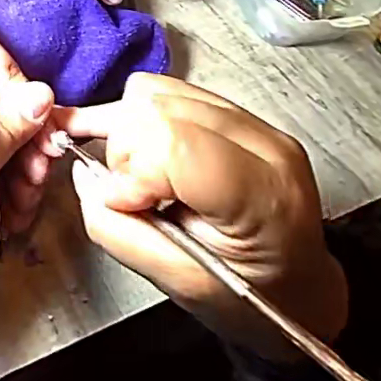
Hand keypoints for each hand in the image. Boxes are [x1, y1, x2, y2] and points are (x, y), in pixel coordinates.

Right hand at [57, 73, 347, 360]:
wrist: (293, 279)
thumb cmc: (249, 292)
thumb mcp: (175, 281)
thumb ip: (115, 228)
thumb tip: (87, 176)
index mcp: (263, 199)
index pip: (176, 144)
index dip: (133, 168)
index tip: (124, 201)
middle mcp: (262, 146)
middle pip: (153, 111)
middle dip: (122, 149)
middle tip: (130, 190)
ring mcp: (247, 119)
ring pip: (149, 92)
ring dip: (125, 128)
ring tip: (137, 168)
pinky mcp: (226, 106)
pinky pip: (157, 87)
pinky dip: (133, 114)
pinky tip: (137, 144)